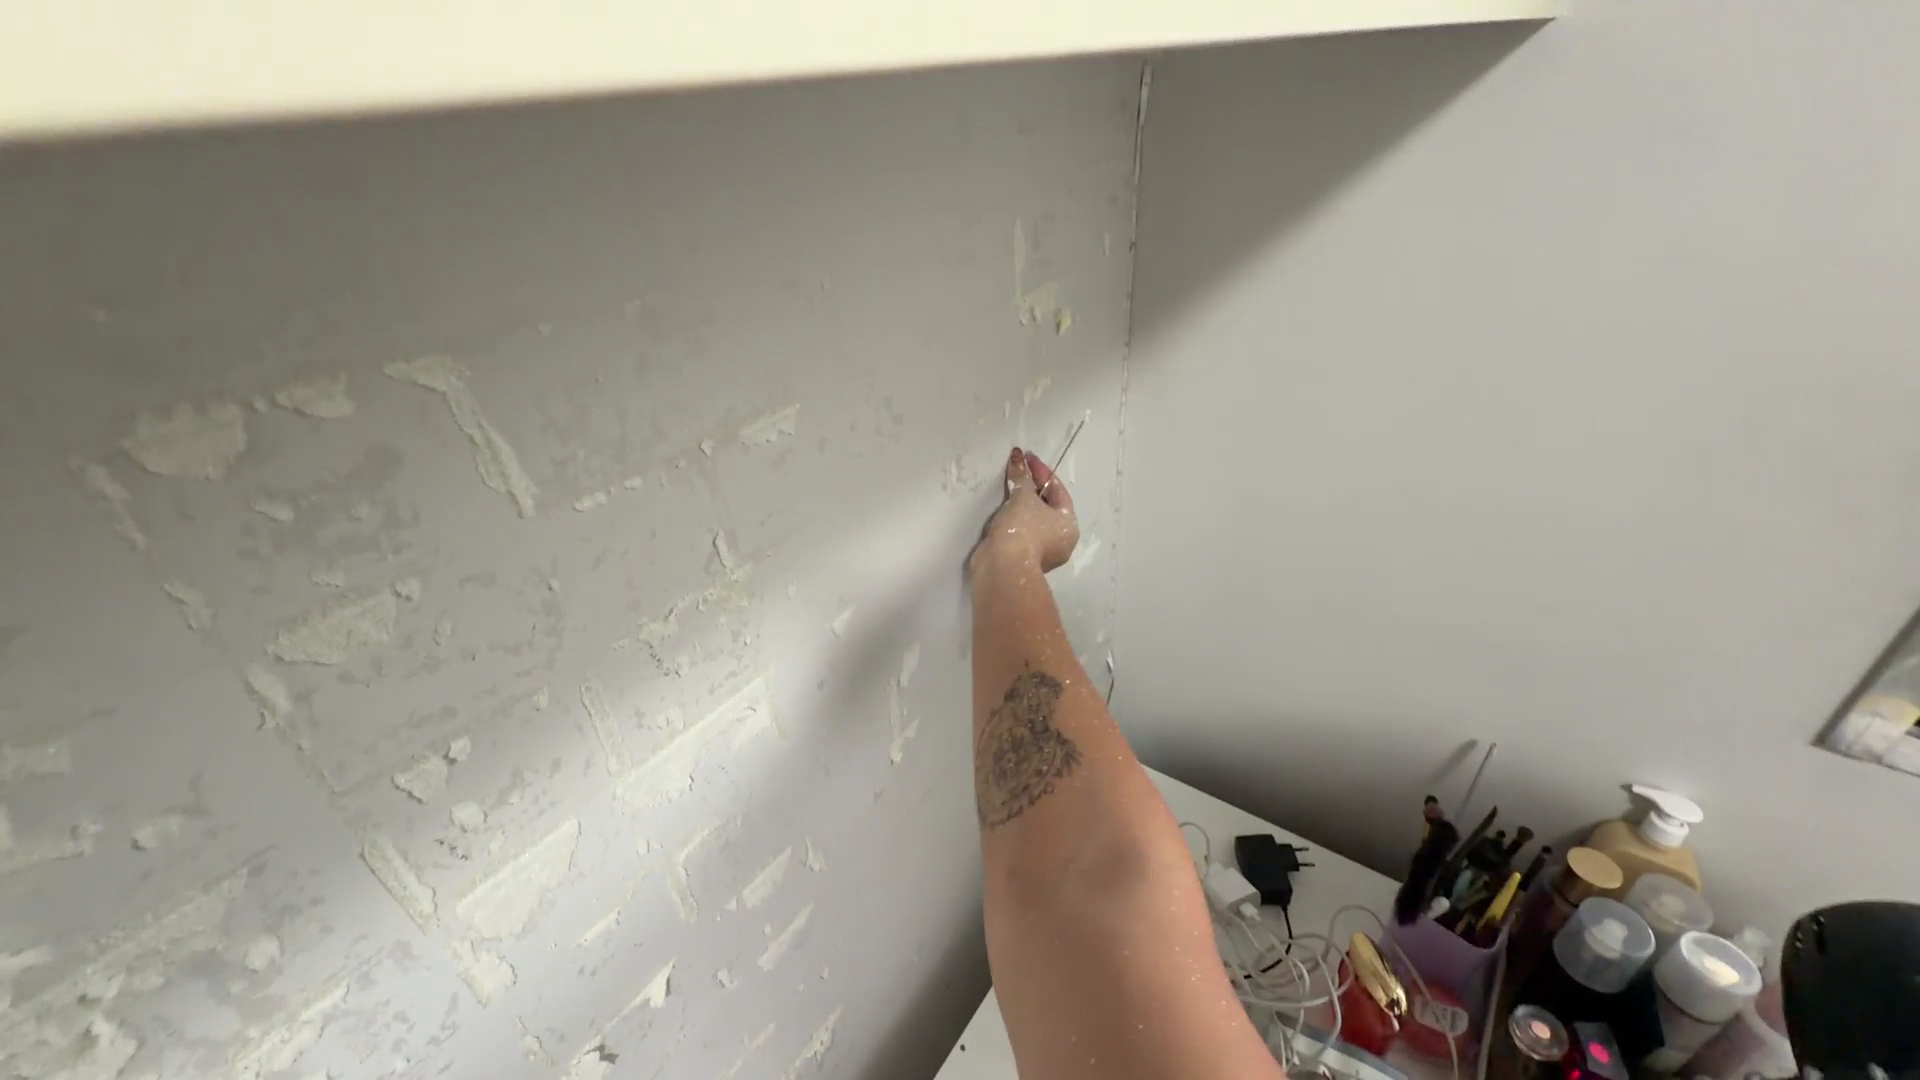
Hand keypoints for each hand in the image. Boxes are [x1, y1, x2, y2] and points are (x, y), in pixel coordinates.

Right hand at [971, 448, 1078, 574]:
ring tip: (1008, 488)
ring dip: (1022, 504)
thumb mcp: (1023, 497)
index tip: (1026, 457)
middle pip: (1047, 506)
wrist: (1002, 567)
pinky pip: (1021, 532)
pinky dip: (1014, 519)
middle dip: (1032, 487)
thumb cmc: (1022, 529)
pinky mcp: (1023, 559)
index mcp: (1069, 524)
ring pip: (1034, 520)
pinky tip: (1002, 510)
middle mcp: (1061, 540)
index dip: (1041, 471)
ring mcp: (1042, 552)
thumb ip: (1021, 477)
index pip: (1057, 490)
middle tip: (1018, 471)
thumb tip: (1017, 457)